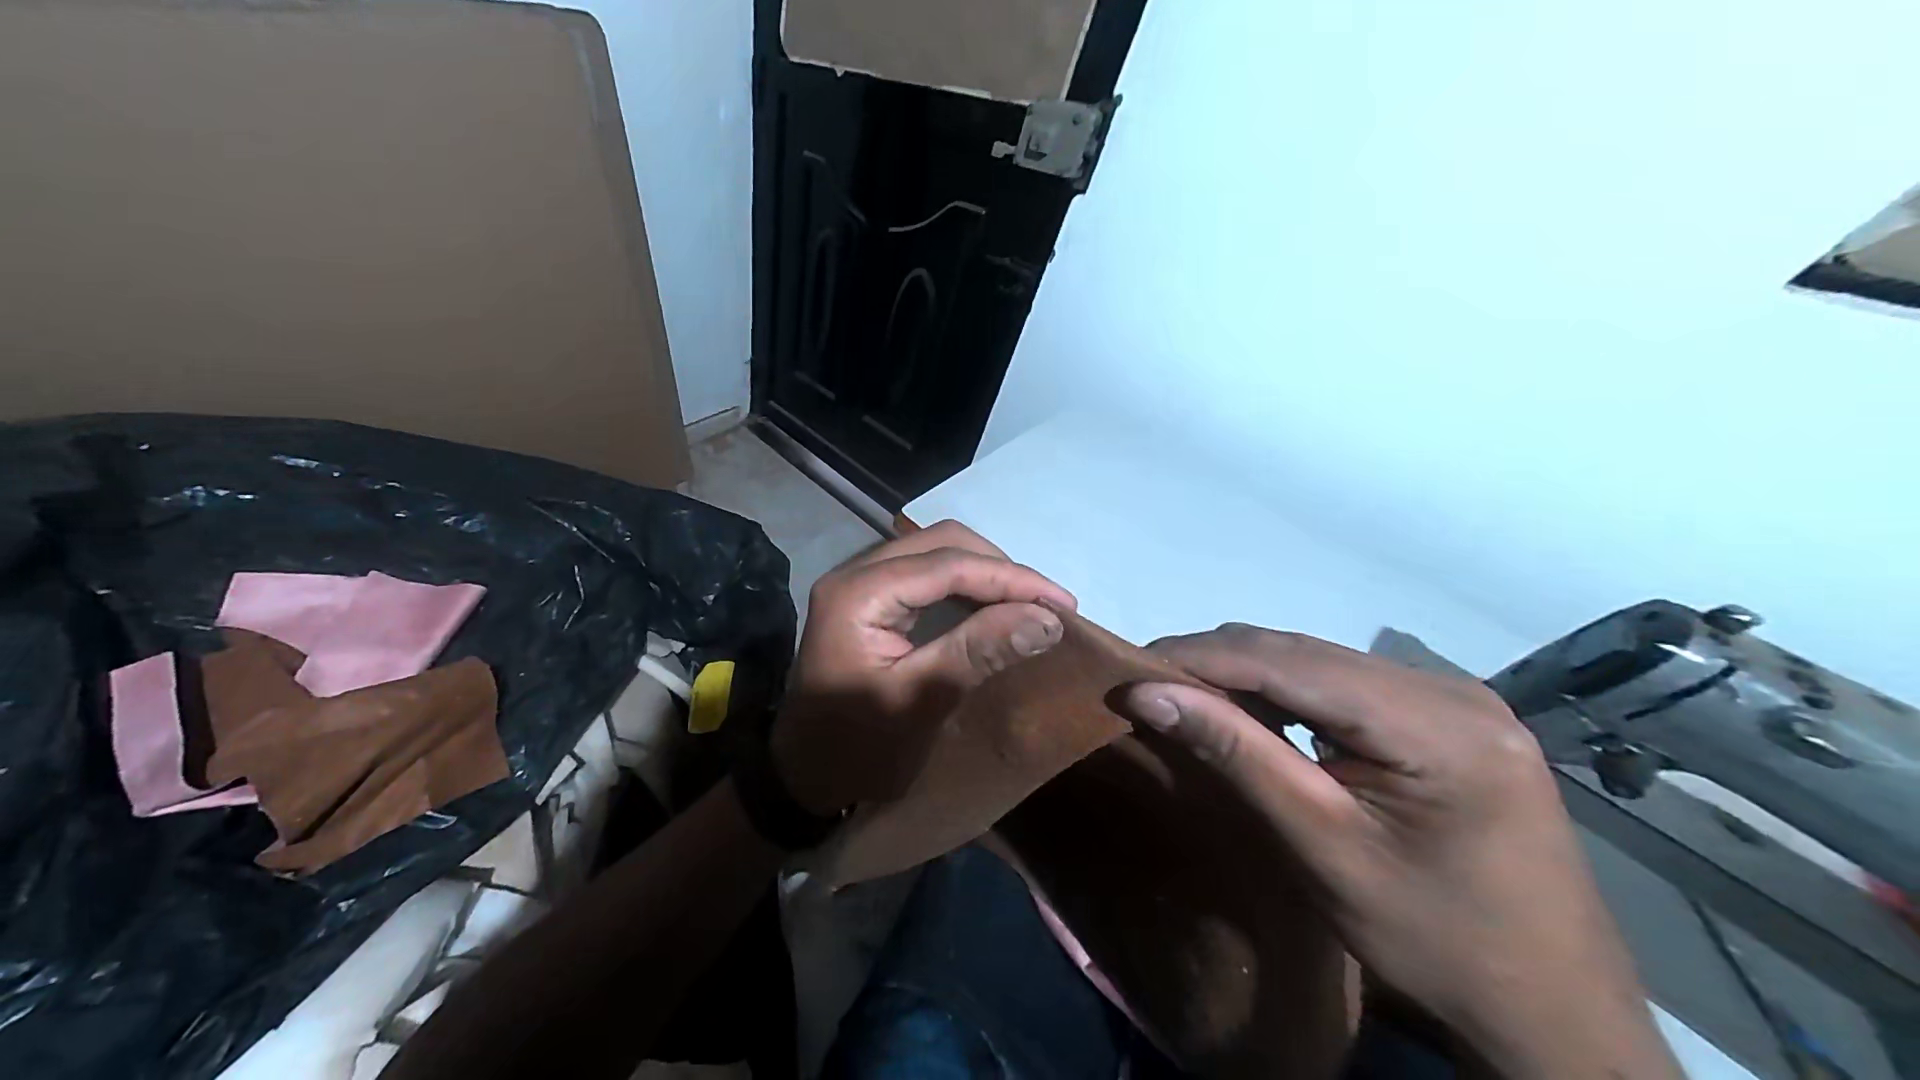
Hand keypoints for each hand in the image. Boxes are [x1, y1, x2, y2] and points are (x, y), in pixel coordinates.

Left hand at [772, 521, 1075, 815]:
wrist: (801, 778)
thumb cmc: (853, 751)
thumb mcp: (917, 704)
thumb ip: (977, 654)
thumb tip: (1046, 619)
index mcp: (858, 594)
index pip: (947, 564)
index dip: (1010, 578)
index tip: (1062, 605)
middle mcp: (856, 574)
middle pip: (942, 544)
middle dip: (1000, 569)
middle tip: (1047, 606)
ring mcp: (861, 584)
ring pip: (937, 553)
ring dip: (987, 575)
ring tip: (1030, 606)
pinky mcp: (871, 601)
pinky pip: (928, 576)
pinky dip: (967, 588)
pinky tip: (994, 610)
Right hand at [1120, 625, 1680, 1079]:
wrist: (1547, 1009)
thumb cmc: (1433, 941)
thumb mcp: (1322, 847)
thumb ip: (1237, 756)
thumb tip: (1148, 692)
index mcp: (1438, 725)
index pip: (1292, 662)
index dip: (1203, 657)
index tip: (1131, 666)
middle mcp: (1451, 689)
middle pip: (1306, 652)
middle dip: (1219, 662)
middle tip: (1149, 684)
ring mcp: (1454, 698)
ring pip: (1320, 662)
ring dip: (1247, 674)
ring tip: (1185, 697)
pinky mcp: (1446, 717)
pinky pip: (1344, 685)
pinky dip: (1285, 693)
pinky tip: (1250, 713)